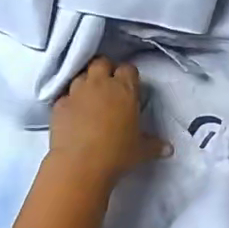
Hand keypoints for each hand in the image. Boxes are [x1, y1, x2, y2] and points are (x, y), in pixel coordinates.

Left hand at [47, 58, 168, 182]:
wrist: (81, 165)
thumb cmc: (117, 155)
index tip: (129, 88)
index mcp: (124, 90)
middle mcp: (100, 84)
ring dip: (86, 82)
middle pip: (101, 62)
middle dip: (105, 70)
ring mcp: (77, 92)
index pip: (128, 69)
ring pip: (81, 75)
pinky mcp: (59, 104)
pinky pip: (64, 95)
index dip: (128, 77)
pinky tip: (72, 113)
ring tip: (89, 98)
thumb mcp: (141, 151)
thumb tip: (169, 149)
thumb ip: (154, 145)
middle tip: (108, 86)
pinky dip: (69, 101)